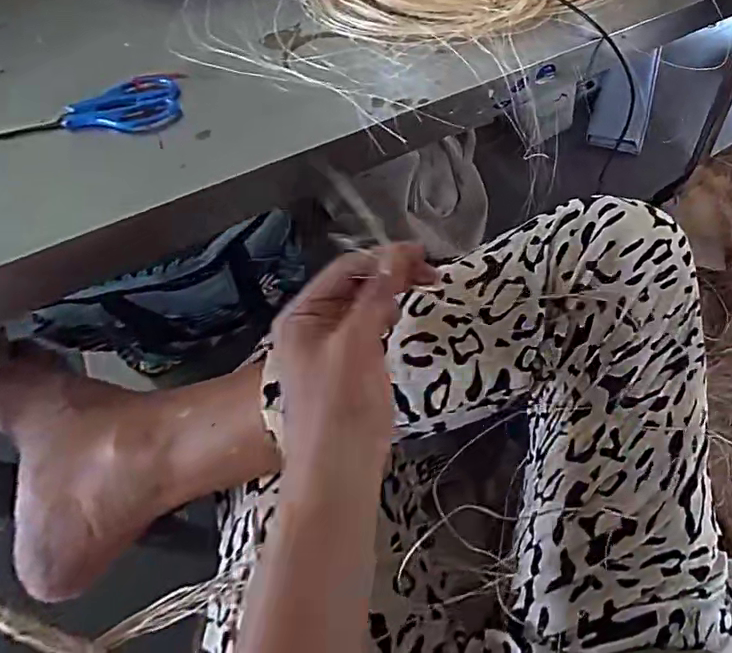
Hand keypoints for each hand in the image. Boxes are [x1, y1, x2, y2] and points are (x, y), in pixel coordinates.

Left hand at [268, 244, 435, 476]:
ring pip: (366, 302)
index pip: (345, 269)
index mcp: (302, 316)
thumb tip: (397, 256)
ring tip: (423, 285)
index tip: (419, 253)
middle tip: (429, 270)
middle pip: (356, 283)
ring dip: (393, 290)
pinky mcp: (351, 363)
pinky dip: (390, 313)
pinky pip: (371, 325)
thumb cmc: (338, 410)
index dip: (382, 257)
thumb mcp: (355, 346)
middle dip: (391, 272)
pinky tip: (403, 314)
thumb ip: (376, 297)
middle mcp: (314, 325)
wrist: (337, 477)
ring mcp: (332, 345)